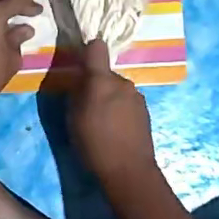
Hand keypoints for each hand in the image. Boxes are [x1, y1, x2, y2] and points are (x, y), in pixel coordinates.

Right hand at [69, 39, 156, 181]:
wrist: (129, 170)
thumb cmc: (94, 143)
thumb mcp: (73, 118)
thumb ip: (76, 93)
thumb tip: (80, 81)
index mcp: (102, 80)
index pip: (97, 47)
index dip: (88, 51)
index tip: (80, 65)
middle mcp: (123, 82)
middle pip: (105, 74)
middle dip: (96, 85)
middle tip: (85, 108)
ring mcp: (137, 97)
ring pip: (117, 89)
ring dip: (108, 99)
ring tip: (101, 124)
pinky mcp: (145, 111)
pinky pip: (126, 102)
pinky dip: (119, 110)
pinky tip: (115, 130)